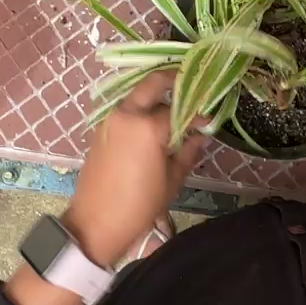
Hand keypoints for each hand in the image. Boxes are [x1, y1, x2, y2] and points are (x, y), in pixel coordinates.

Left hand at [64, 70, 205, 266]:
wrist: (95, 223)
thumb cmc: (139, 206)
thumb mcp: (172, 180)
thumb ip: (188, 151)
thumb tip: (201, 136)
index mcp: (147, 126)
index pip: (180, 108)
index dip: (199, 114)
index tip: (210, 120)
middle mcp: (127, 114)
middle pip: (153, 83)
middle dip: (174, 81)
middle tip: (192, 90)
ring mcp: (110, 120)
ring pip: (138, 96)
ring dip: (156, 98)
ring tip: (175, 114)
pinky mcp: (101, 130)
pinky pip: (126, 112)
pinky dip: (142, 112)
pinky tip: (155, 128)